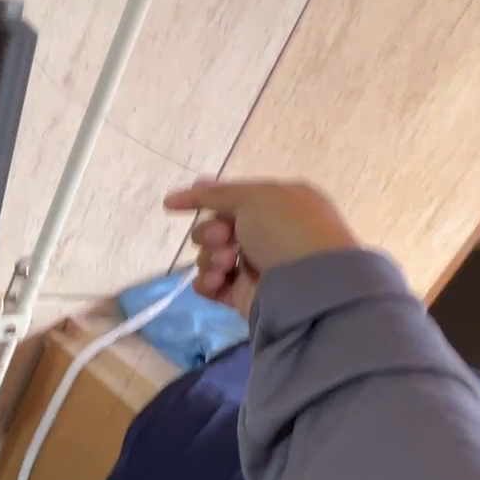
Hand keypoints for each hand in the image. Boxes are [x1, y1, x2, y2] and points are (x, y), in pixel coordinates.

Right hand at [163, 178, 359, 317]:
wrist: (307, 283)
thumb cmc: (287, 230)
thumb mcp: (255, 198)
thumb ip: (218, 193)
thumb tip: (189, 186)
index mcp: (275, 205)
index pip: (229, 200)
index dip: (202, 201)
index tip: (171, 205)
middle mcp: (264, 234)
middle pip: (213, 230)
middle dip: (208, 233)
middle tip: (222, 238)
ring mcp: (252, 265)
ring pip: (208, 258)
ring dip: (209, 258)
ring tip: (226, 264)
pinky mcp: (240, 293)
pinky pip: (209, 284)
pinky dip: (207, 281)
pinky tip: (217, 280)